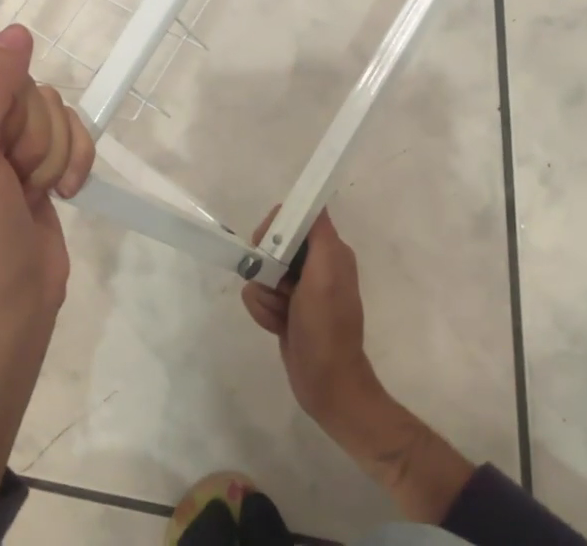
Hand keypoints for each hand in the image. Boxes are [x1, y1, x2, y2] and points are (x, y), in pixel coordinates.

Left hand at [0, 25, 94, 506]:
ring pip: (45, 101)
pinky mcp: (30, 153)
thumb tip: (18, 34)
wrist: (11, 314)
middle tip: (5, 178)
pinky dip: (71, 160)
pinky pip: (68, 124)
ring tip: (24, 192)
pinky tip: (56, 192)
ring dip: (46, 153)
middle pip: (11, 80)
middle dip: (22, 134)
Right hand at [242, 207, 472, 522]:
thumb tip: (311, 202)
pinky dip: (263, 312)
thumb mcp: (326, 276)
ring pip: (259, 273)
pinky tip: (278, 327)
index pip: (292, 218)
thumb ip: (318, 236)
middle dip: (266, 268)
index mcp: (329, 252)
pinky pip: (257, 296)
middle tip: (281, 288)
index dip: (275, 229)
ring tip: (284, 316)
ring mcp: (297, 289)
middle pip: (270, 244)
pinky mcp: (284, 308)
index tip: (269, 248)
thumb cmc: (327, 328)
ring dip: (265, 297)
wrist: (326, 384)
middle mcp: (314, 265)